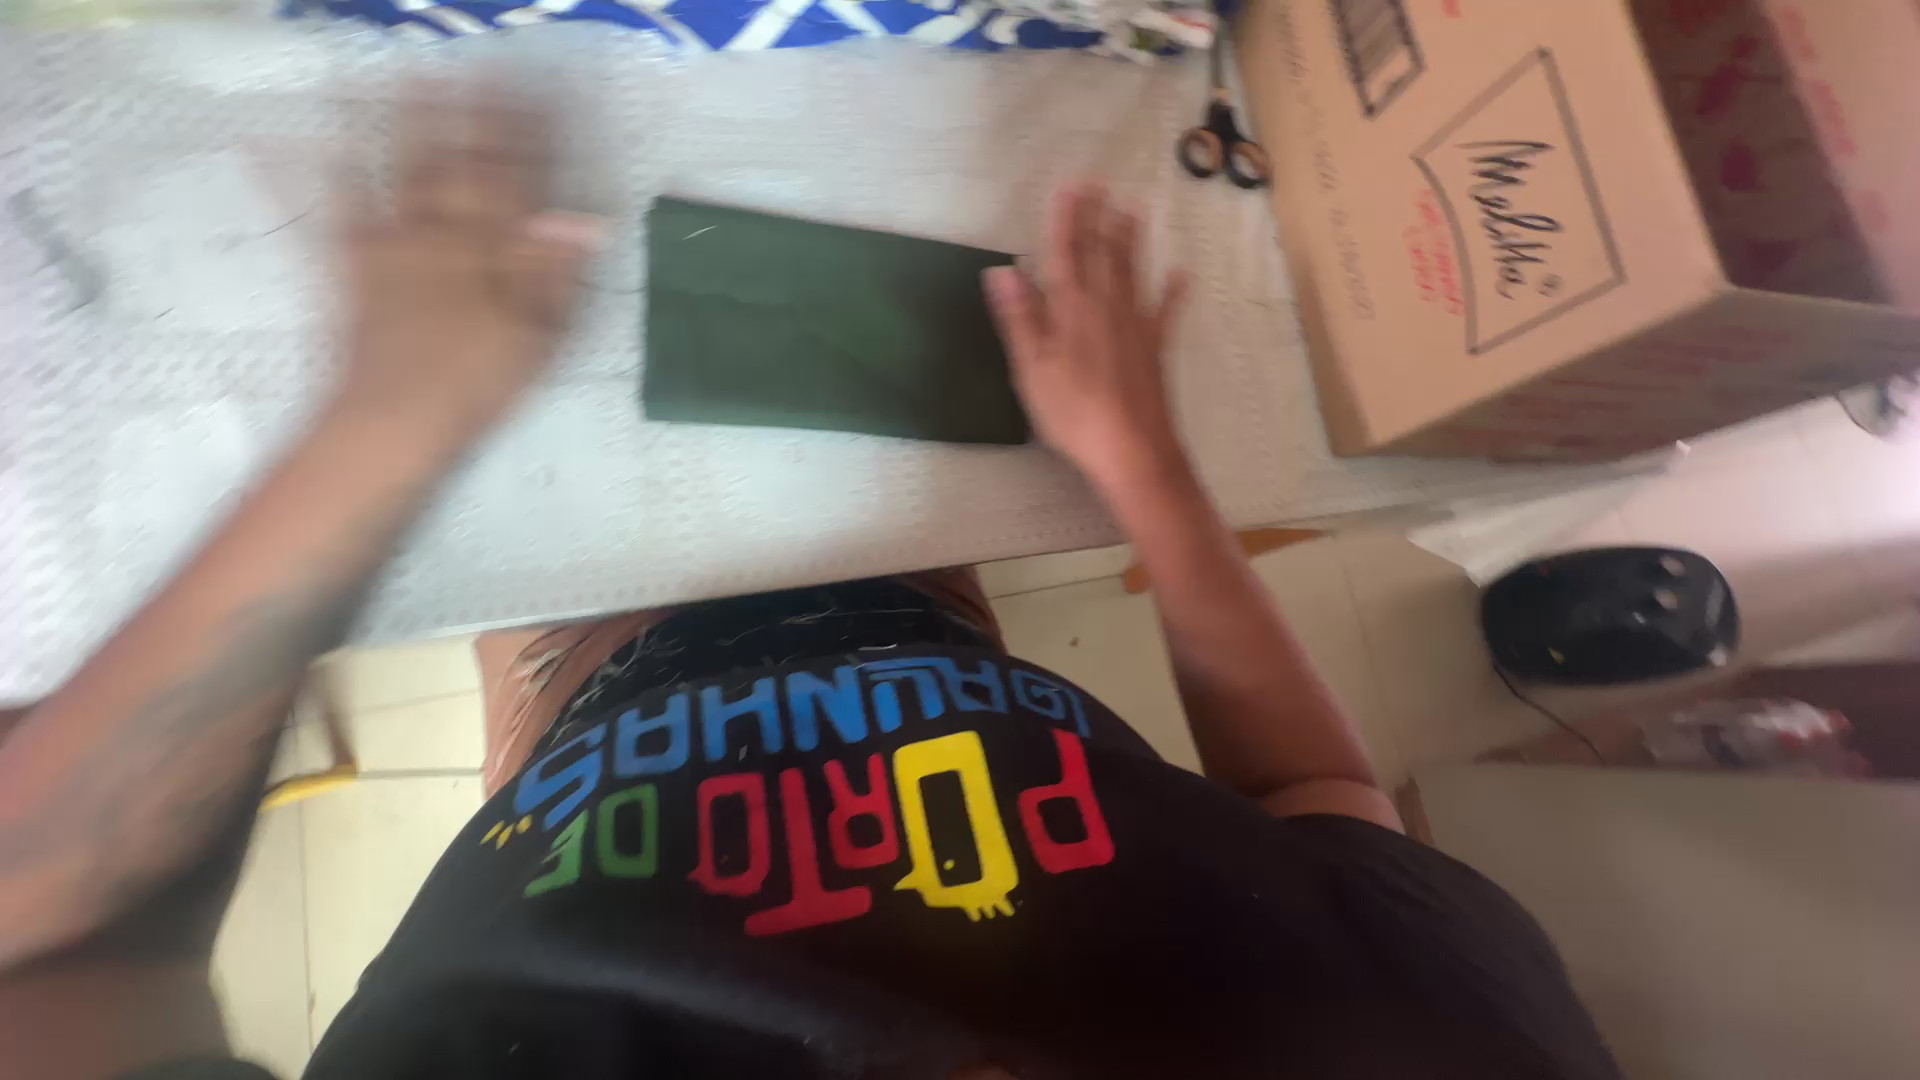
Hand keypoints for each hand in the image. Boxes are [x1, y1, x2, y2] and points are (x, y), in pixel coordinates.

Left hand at [332, 86, 602, 441]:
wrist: (393, 420)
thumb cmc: (478, 383)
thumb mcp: (538, 336)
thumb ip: (555, 273)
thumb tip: (584, 222)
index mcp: (487, 253)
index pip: (515, 182)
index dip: (529, 137)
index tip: (541, 94)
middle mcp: (434, 233)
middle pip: (454, 161)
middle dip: (468, 111)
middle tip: (474, 65)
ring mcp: (383, 244)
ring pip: (392, 170)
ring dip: (398, 118)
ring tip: (404, 71)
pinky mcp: (346, 265)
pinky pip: (322, 209)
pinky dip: (299, 171)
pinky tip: (279, 136)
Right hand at [984, 184, 1192, 493]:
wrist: (1131, 447)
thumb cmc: (1073, 412)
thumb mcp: (1032, 369)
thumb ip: (1020, 318)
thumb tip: (1002, 271)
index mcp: (1071, 310)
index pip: (1065, 255)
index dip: (1066, 220)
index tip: (1069, 186)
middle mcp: (1106, 306)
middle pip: (1100, 254)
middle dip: (1097, 218)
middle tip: (1099, 184)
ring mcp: (1136, 324)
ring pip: (1132, 272)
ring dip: (1130, 239)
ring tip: (1131, 209)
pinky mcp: (1155, 347)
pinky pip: (1167, 311)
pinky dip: (1175, 291)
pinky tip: (1182, 274)